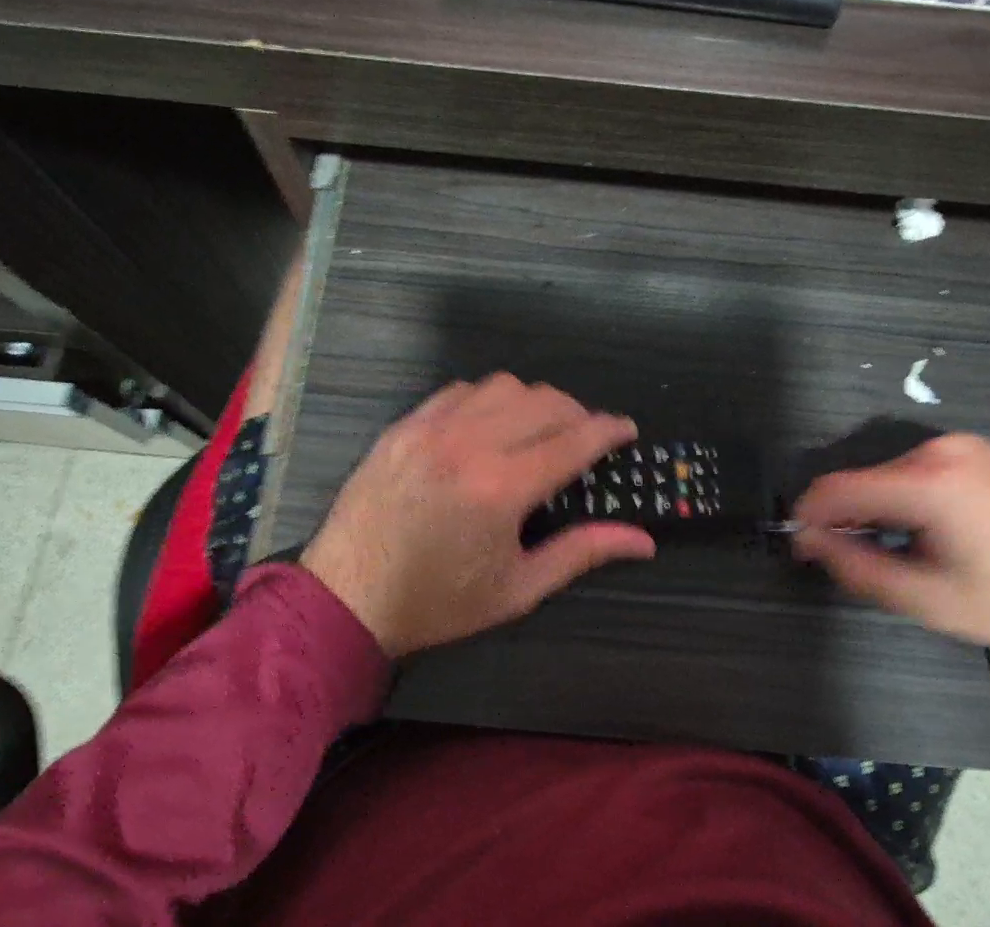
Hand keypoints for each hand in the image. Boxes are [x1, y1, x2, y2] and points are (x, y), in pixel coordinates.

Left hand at [299, 374, 653, 657]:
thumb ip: (581, 553)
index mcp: (502, 488)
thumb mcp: (518, 589)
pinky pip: (458, 391)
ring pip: (502, 386)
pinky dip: (487, 400)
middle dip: (578, 414)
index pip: (574, 439)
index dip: (610, 430)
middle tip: (586, 440)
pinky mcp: (403, 426)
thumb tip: (643, 540)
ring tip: (539, 430)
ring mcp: (430, 429)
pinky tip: (488, 427)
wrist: (347, 597)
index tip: (628, 431)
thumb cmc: (438, 602)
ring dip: (533, 402)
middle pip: (544, 402)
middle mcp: (469, 444)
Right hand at [790, 434, 989, 710]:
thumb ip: (859, 569)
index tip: (803, 551)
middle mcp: (942, 448)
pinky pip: (926, 470)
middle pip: (864, 478)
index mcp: (925, 480)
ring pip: (894, 474)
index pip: (835, 488)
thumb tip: (812, 544)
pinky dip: (911, 498)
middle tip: (857, 564)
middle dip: (847, 517)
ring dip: (881, 509)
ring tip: (902, 555)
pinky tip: (937, 535)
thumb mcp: (933, 600)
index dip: (808, 518)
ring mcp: (970, 445)